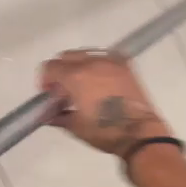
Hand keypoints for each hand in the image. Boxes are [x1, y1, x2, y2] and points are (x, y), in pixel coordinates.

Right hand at [40, 49, 172, 155]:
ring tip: (82, 85)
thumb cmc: (104, 131)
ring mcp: (110, 61)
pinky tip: (99, 80)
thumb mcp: (76, 127)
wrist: (140, 133)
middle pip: (66, 56)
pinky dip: (97, 64)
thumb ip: (58, 116)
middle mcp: (91, 63)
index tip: (49, 94)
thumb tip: (49, 114)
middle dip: (60, 71)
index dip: (46, 80)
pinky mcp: (125, 65)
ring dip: (78, 66)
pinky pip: (104, 56)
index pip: (50, 67)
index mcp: (75, 77)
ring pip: (85, 54)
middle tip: (64, 90)